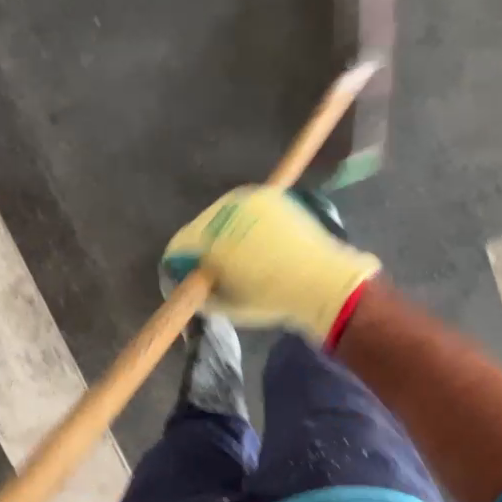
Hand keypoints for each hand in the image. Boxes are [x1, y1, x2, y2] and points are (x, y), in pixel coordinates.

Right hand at [161, 186, 381, 345]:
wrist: (322, 281)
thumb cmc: (273, 299)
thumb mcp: (228, 305)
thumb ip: (202, 292)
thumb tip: (194, 282)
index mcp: (209, 239)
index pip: (179, 245)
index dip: (181, 262)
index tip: (192, 275)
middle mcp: (224, 211)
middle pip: (199, 226)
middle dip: (204, 244)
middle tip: (218, 265)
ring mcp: (249, 199)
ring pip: (222, 214)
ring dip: (224, 231)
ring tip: (241, 253)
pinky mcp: (270, 196)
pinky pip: (245, 208)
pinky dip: (245, 222)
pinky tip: (259, 240)